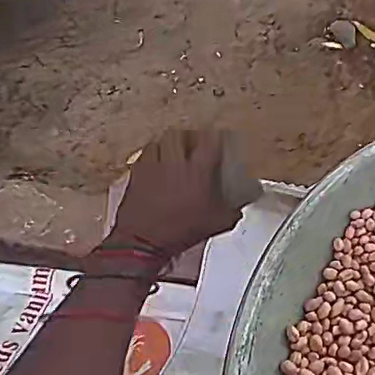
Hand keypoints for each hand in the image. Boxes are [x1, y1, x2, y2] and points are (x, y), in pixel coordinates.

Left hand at [100, 129, 254, 259]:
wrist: (144, 240)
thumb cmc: (179, 230)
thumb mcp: (216, 223)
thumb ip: (231, 212)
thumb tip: (237, 209)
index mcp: (198, 169)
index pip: (211, 140)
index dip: (217, 138)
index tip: (220, 141)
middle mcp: (175, 161)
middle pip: (182, 134)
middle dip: (190, 137)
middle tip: (195, 145)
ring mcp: (153, 164)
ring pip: (161, 141)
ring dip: (169, 144)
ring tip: (174, 153)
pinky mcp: (137, 172)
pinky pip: (146, 155)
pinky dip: (153, 156)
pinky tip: (157, 166)